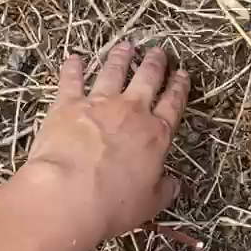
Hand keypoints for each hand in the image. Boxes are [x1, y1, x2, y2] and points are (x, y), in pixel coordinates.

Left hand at [21, 44, 190, 239]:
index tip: (183, 74)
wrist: (70, 193)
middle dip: (155, 63)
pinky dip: (72, 67)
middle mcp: (131, 111)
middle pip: (147, 79)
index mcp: (156, 134)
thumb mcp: (149, 204)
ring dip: (121, 57)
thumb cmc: (113, 203)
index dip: (179, 87)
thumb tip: (175, 185)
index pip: (173, 103)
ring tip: (126, 46)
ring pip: (114, 71)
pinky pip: (72, 79)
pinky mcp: (68, 103)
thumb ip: (163, 190)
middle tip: (159, 51)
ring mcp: (99, 103)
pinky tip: (73, 57)